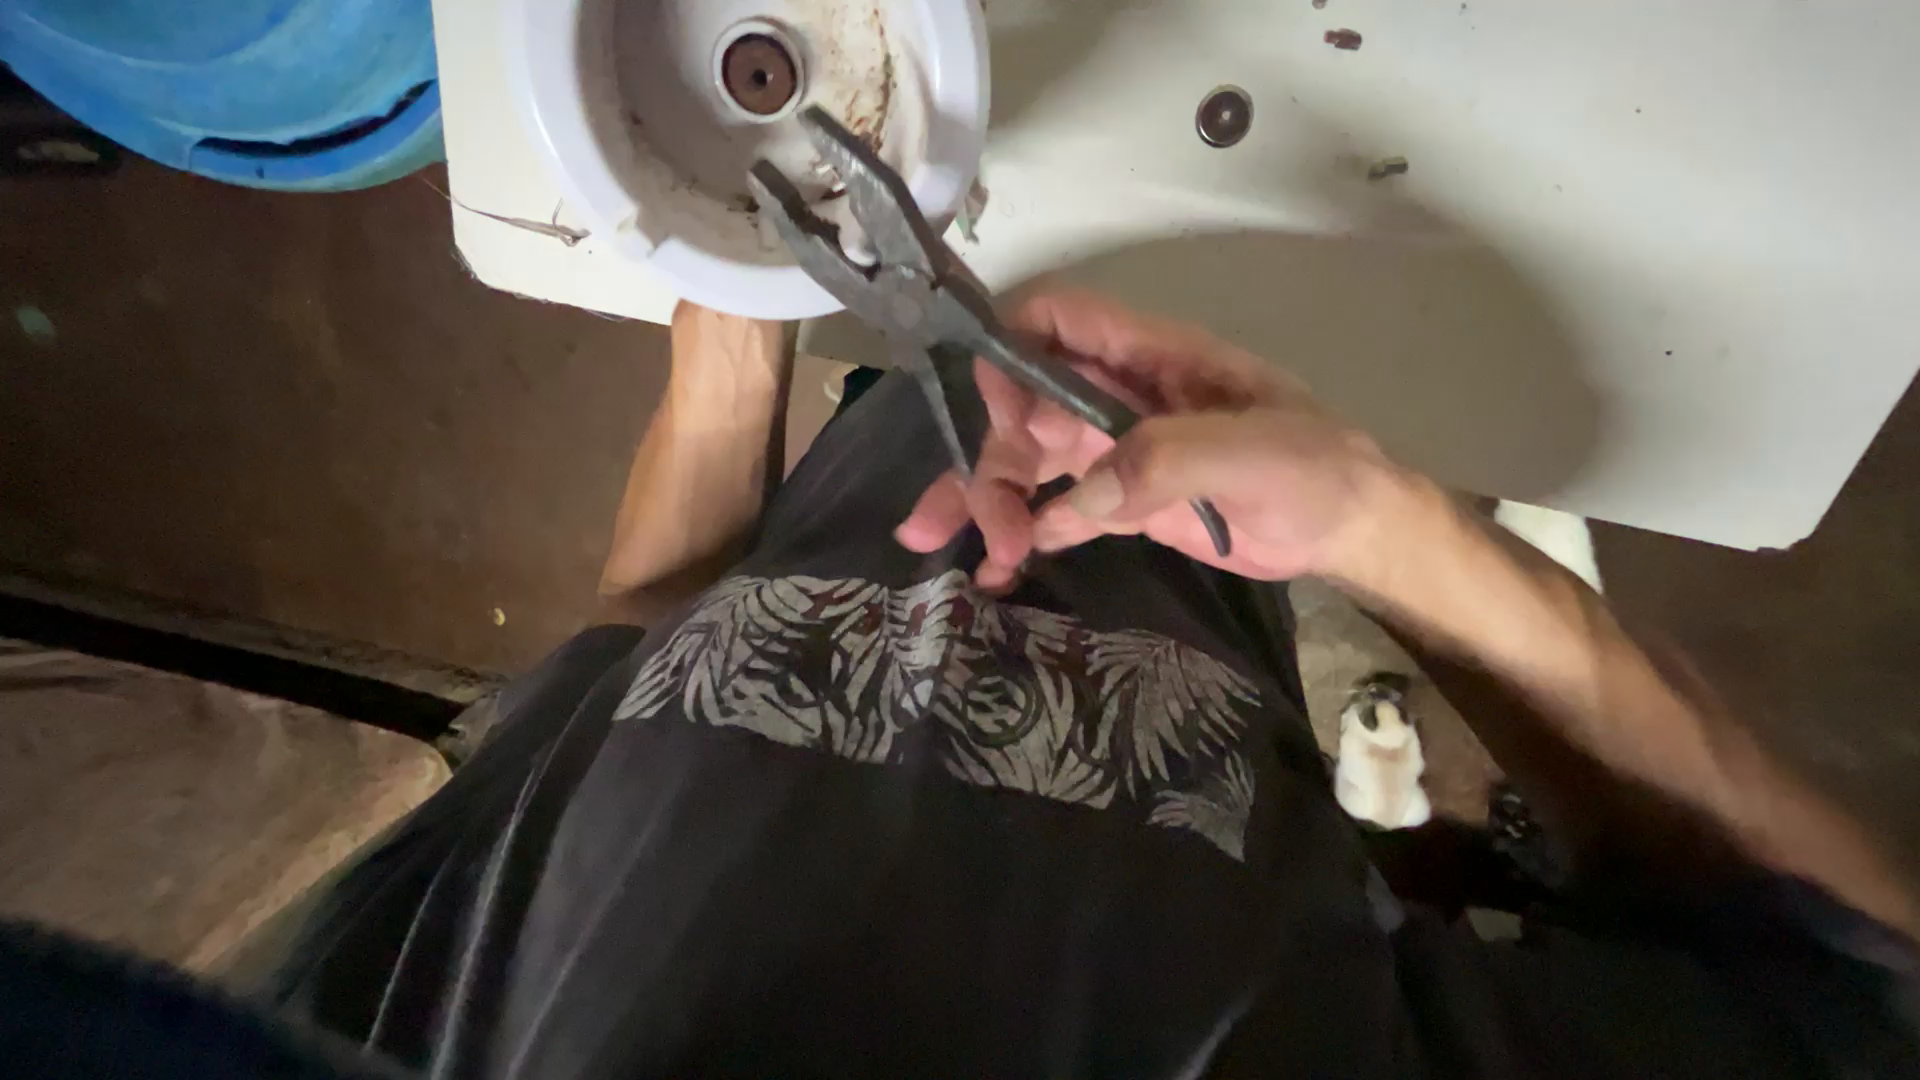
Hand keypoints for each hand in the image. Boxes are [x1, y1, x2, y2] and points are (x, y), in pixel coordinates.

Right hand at [894, 288, 1406, 586]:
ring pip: (1023, 462)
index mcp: (1148, 358)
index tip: (1000, 419)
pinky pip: (1052, 510)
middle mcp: (1114, 397)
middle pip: (1021, 408)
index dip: (1011, 353)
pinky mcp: (1116, 502)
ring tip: (974, 554)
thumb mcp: (1256, 451)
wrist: (1344, 529)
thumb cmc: (1315, 469)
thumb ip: (1169, 458)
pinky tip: (996, 571)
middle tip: (992, 525)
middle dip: (990, 459)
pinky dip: (1020, 535)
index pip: (1056, 323)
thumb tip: (1079, 497)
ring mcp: (1112, 452)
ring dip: (988, 501)